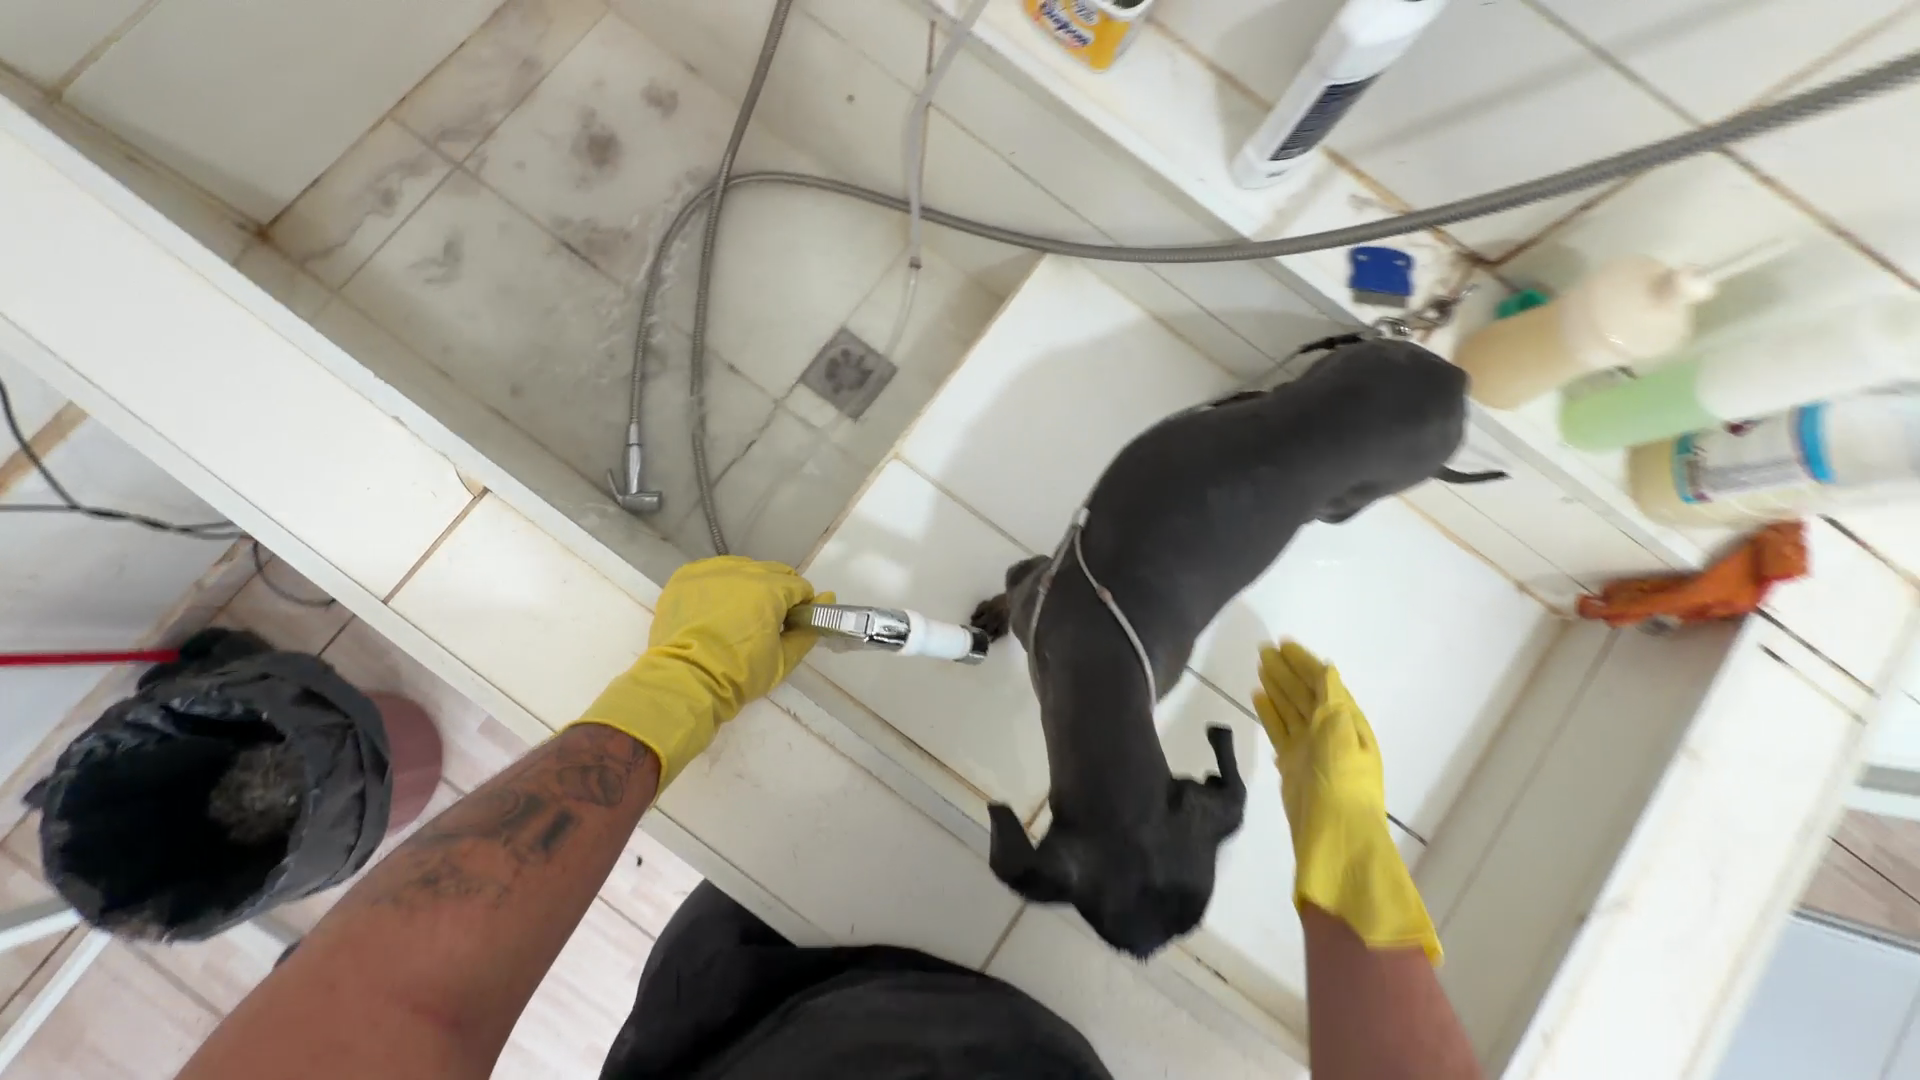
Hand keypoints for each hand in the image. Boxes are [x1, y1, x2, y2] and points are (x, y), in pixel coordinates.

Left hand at [572, 557, 827, 786]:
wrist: (685, 682)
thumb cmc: (739, 675)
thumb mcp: (784, 660)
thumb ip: (809, 629)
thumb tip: (827, 599)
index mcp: (770, 589)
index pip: (799, 586)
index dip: (801, 606)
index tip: (792, 624)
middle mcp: (742, 571)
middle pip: (773, 572)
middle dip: (777, 592)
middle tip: (767, 621)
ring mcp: (710, 571)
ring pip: (743, 568)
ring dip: (748, 586)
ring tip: (737, 615)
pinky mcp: (685, 577)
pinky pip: (713, 572)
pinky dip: (720, 585)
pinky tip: (714, 608)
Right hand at [1253, 641, 1440, 963]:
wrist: (1334, 835)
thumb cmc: (1342, 782)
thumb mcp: (1342, 733)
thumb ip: (1332, 701)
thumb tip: (1326, 671)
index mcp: (1347, 723)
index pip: (1324, 684)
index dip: (1304, 662)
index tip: (1283, 644)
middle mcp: (1330, 732)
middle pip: (1305, 693)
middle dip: (1287, 670)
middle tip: (1264, 650)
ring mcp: (1310, 749)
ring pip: (1290, 709)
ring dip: (1276, 686)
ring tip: (1259, 666)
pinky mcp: (1292, 764)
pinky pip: (1279, 729)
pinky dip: (1269, 711)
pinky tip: (1257, 696)